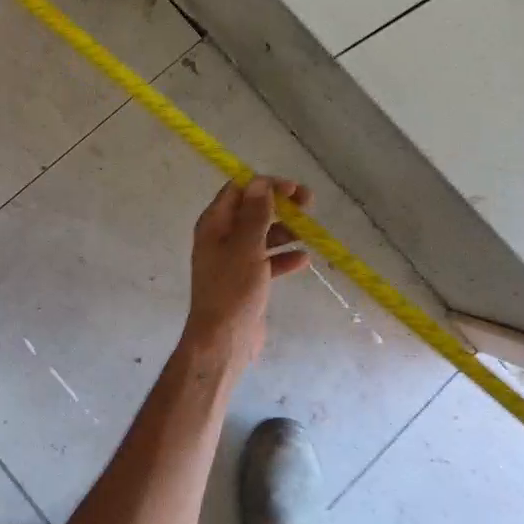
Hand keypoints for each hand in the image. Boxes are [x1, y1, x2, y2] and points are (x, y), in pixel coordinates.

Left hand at [180, 176, 311, 377]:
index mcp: (214, 224)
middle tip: (309, 204)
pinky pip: (267, 261)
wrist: (224, 341)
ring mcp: (233, 260)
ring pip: (262, 235)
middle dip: (279, 205)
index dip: (265, 185)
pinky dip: (283, 258)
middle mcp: (221, 238)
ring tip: (308, 232)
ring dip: (284, 231)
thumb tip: (259, 182)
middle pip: (252, 211)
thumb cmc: (232, 289)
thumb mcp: (246, 247)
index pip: (239, 190)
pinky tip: (304, 260)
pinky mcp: (245, 281)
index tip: (292, 189)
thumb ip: (255, 214)